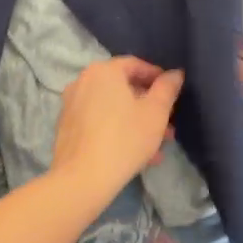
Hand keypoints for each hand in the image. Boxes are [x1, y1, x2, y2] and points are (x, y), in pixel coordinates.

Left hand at [52, 56, 184, 199]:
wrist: (83, 178)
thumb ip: (167, 89)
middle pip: (122, 89)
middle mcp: (82, 82)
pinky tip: (135, 154)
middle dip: (148, 106)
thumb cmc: (125, 139)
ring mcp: (71, 106)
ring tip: (157, 146)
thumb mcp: (156, 113)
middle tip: (168, 124)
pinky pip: (98, 123)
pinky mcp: (67, 128)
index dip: (157, 77)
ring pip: (111, 109)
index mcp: (103, 71)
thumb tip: (175, 74)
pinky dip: (117, 131)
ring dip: (136, 123)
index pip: (135, 65)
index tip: (172, 93)